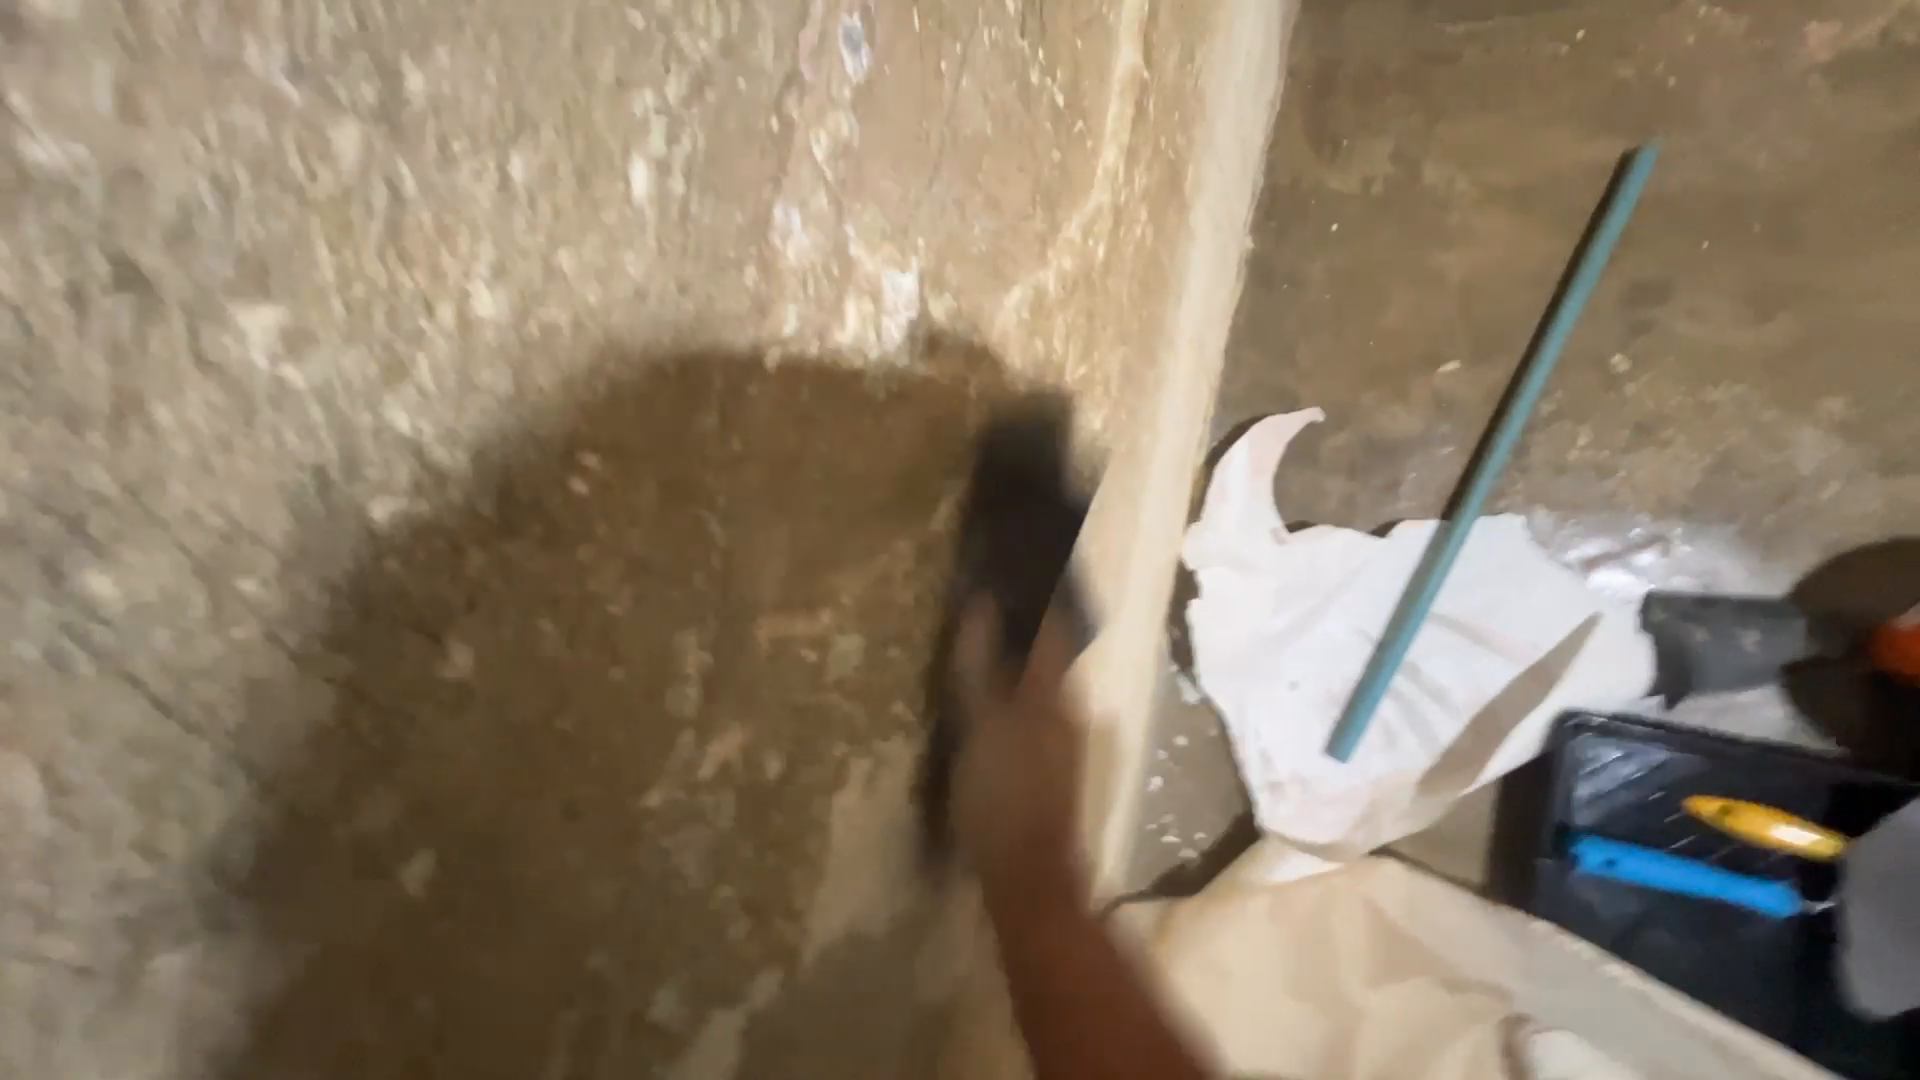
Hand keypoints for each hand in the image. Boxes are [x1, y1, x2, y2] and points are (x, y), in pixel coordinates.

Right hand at [947, 599, 1086, 903]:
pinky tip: (990, 705)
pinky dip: (1016, 697)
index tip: (1012, 574)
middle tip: (984, 610)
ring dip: (1017, 665)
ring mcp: (1066, 740)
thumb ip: (982, 664)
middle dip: (1023, 631)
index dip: (1038, 599)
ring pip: (1041, 685)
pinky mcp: (1054, 766)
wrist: (1031, 874)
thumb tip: (983, 604)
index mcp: (1057, 693)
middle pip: (1049, 656)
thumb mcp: (983, 724)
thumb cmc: (1003, 794)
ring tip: (979, 650)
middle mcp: (1071, 709)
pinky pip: (1035, 713)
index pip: (1053, 628)